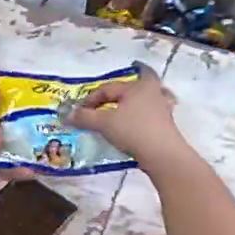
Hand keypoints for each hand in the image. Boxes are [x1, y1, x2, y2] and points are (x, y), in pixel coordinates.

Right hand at [67, 68, 186, 165]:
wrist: (162, 154)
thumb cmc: (133, 130)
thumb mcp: (103, 123)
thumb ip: (85, 117)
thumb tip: (68, 115)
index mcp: (138, 85)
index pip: (107, 88)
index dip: (90, 99)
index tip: (80, 112)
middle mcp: (152, 91)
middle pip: (139, 80)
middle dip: (127, 83)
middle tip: (117, 85)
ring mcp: (163, 107)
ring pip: (148, 96)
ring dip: (137, 97)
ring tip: (130, 101)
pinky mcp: (166, 123)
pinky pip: (152, 111)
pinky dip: (144, 112)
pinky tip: (140, 118)